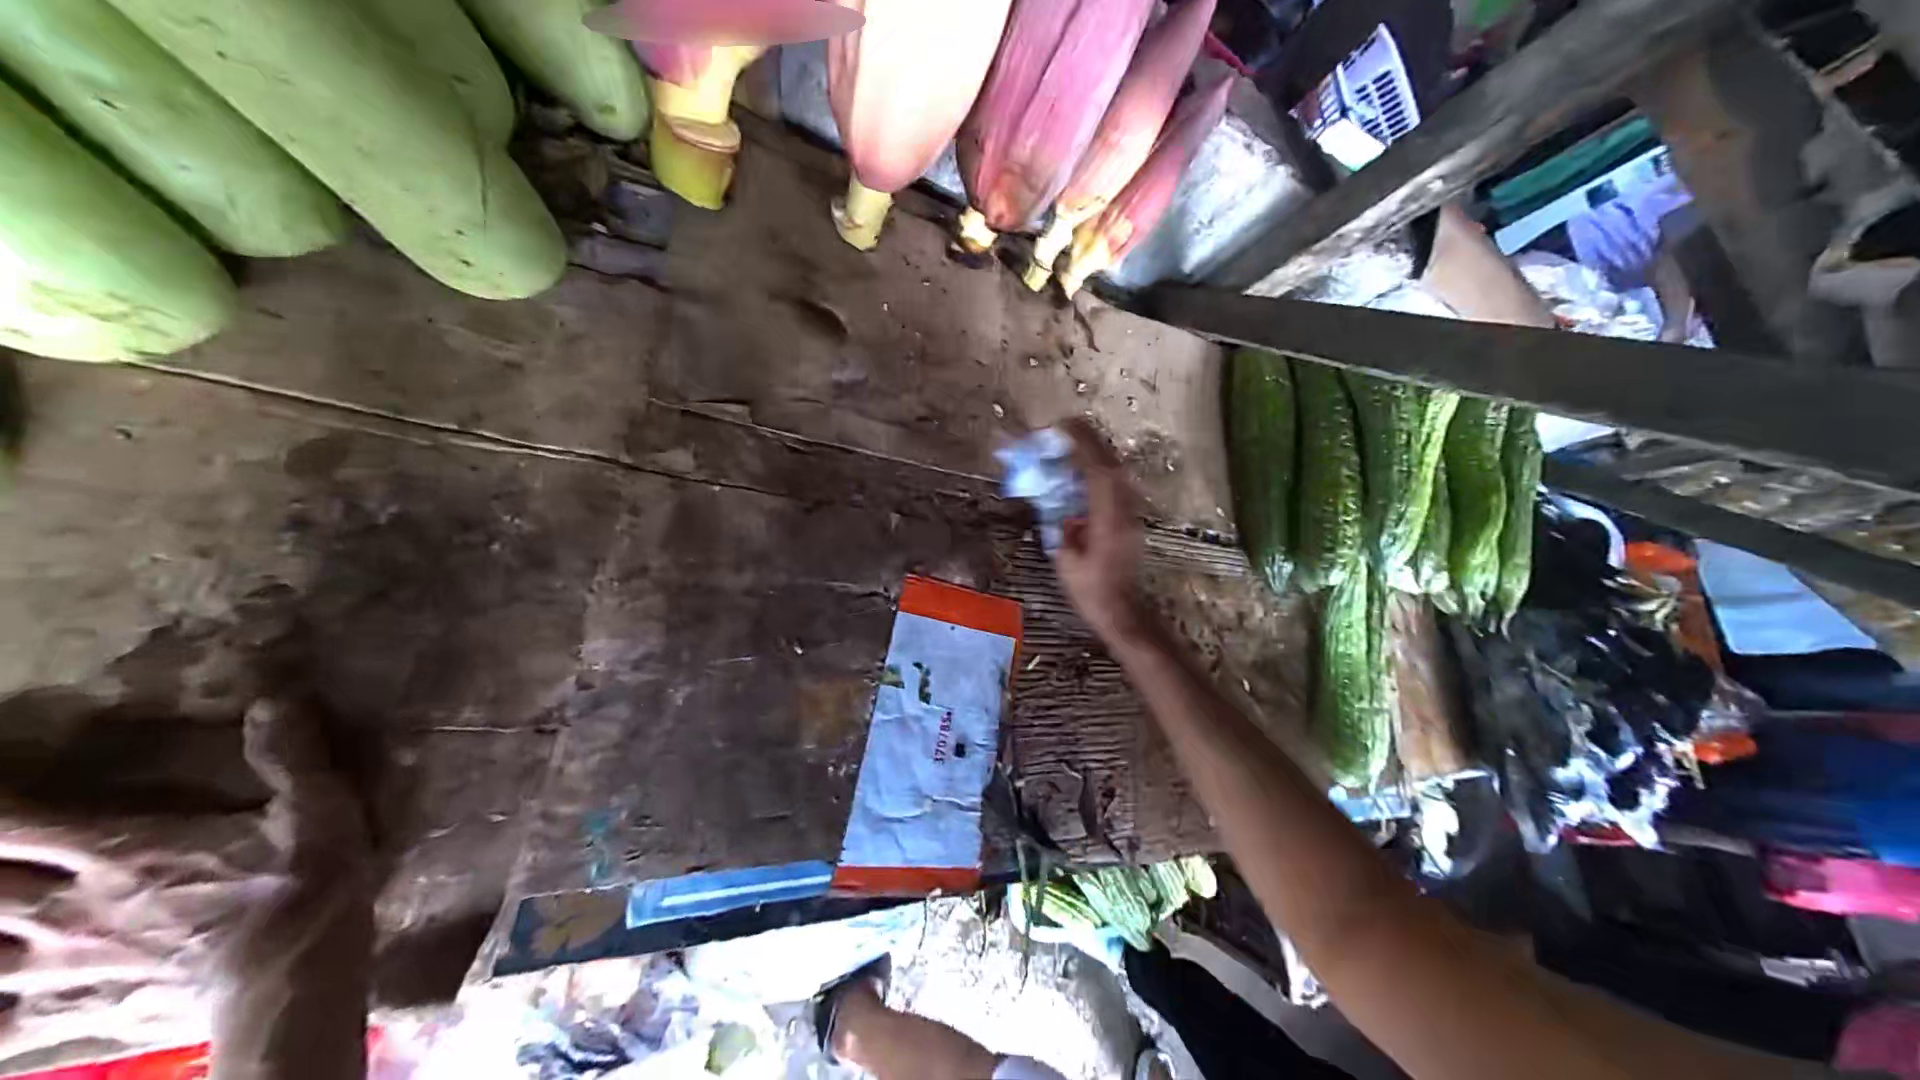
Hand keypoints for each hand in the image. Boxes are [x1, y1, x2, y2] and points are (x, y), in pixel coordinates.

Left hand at [0, 699, 368, 1067]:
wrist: (293, 979)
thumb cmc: (306, 883)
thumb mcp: (319, 806)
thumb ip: (290, 755)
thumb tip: (271, 700)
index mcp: (121, 853)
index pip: (13, 824)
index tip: (1, 793)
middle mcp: (62, 911)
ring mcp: (50, 973)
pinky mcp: (62, 1019)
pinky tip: (2, 998)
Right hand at [1050, 419, 1147, 644]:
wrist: (1122, 610)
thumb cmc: (1091, 591)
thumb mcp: (1066, 559)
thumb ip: (1064, 528)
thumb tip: (1062, 507)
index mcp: (1107, 518)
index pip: (1098, 470)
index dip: (1082, 444)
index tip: (1061, 427)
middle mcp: (1124, 509)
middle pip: (1111, 463)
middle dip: (1088, 440)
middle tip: (1064, 427)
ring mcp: (1131, 513)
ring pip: (1116, 471)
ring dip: (1094, 453)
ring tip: (1070, 444)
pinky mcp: (1130, 519)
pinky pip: (1115, 484)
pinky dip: (1098, 470)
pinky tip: (1081, 472)